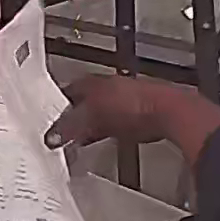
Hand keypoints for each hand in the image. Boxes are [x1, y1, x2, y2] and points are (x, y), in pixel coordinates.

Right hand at [45, 75, 219, 165]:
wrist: (168, 113)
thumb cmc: (132, 107)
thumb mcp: (89, 119)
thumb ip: (68, 128)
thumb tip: (52, 137)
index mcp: (92, 82)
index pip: (67, 91)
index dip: (57, 105)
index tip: (51, 118)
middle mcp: (108, 86)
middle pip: (83, 101)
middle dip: (74, 115)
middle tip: (64, 130)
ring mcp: (125, 98)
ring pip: (100, 111)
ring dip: (91, 124)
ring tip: (82, 138)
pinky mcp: (139, 112)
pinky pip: (116, 121)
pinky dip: (107, 129)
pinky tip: (106, 138)